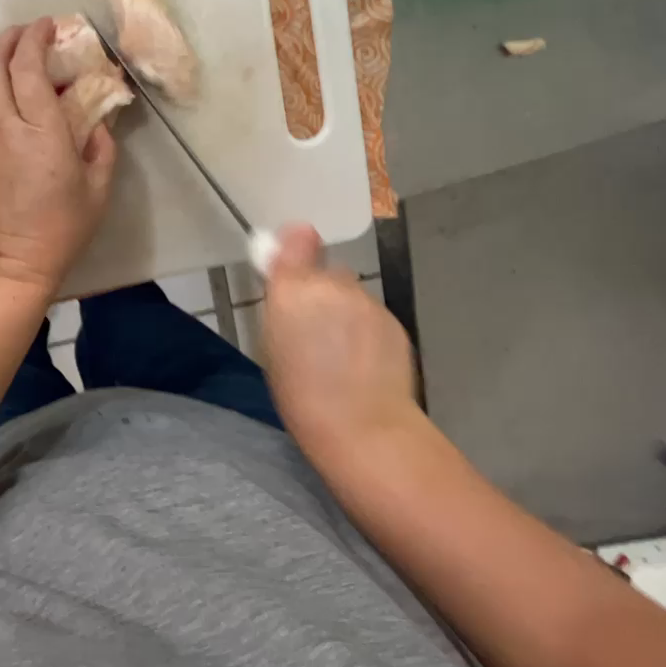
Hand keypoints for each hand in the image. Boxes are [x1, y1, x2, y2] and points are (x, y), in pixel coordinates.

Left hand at [0, 18, 117, 293]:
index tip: (49, 25)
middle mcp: (6, 128)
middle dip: (8, 38)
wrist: (17, 261)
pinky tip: (4, 90)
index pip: (27, 67)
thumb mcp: (98, 185)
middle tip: (28, 32)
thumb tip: (95, 117)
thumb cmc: (64, 227)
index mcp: (40, 132)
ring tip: (14, 55)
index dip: (35, 37)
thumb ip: (100, 144)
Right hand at [261, 225, 425, 451]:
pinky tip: (360, 360)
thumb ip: (282, 300)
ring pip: (348, 293)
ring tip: (336, 351)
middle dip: (317, 290)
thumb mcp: (272, 345)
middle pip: (324, 272)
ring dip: (341, 310)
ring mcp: (367, 301)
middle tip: (308, 329)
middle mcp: (332, 285)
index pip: (297, 240)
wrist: (363, 426)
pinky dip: (362, 328)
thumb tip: (285, 268)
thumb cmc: (299, 394)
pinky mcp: (393, 319)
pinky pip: (369, 314)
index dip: (295, 246)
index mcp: (292, 290)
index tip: (288, 260)